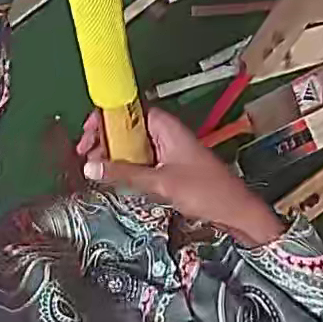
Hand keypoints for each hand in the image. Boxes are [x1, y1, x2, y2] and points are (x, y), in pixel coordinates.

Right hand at [77, 107, 288, 247]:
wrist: (235, 211)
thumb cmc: (205, 191)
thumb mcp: (160, 182)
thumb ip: (123, 173)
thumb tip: (90, 167)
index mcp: (165, 126)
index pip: (127, 109)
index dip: (104, 117)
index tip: (87, 133)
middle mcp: (165, 132)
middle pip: (126, 126)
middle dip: (104, 138)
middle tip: (87, 155)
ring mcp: (167, 149)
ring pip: (132, 144)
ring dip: (113, 154)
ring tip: (96, 168)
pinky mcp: (169, 165)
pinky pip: (141, 159)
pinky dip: (126, 165)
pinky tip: (114, 176)